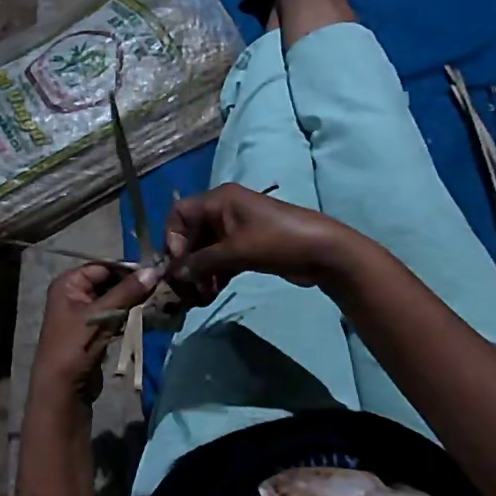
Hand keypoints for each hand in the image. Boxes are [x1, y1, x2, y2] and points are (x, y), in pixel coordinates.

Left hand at [30, 262, 159, 409]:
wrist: (63, 390)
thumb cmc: (76, 346)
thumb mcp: (102, 315)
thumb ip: (127, 291)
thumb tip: (153, 270)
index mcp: (68, 283)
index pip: (103, 267)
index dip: (128, 268)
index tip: (155, 271)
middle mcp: (74, 294)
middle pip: (109, 282)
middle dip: (133, 285)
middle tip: (161, 286)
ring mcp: (84, 313)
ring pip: (114, 299)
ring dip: (133, 301)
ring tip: (158, 299)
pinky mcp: (94, 330)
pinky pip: (115, 316)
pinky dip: (129, 315)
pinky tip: (147, 315)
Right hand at [165, 183, 361, 294]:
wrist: (322, 252)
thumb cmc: (276, 241)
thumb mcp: (235, 251)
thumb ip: (201, 261)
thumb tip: (174, 273)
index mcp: (218, 200)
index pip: (179, 213)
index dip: (172, 237)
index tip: (178, 263)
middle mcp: (223, 210)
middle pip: (190, 234)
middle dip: (186, 261)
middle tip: (187, 287)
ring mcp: (235, 229)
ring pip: (204, 250)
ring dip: (199, 272)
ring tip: (201, 295)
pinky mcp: (245, 247)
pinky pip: (219, 259)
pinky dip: (213, 274)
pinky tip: (211, 293)